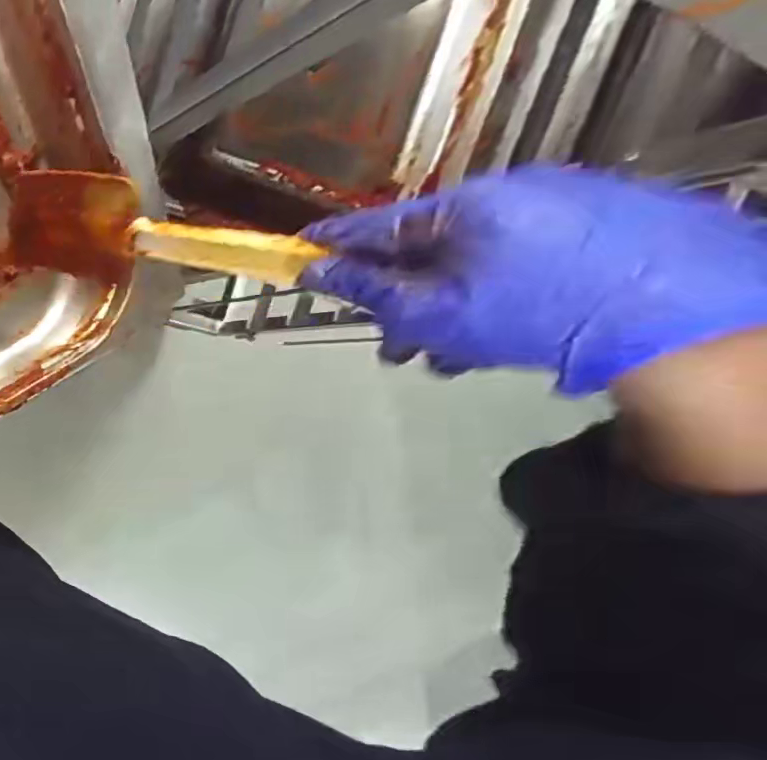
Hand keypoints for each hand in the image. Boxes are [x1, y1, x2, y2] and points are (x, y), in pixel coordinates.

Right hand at [300, 166, 766, 394]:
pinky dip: (489, 296)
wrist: (672, 318)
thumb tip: (316, 270)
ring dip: (443, 307)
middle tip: (391, 343)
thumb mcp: (428, 311)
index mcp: (468, 206)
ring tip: (443, 353)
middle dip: (398, 299)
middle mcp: (514, 194)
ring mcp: (562, 206)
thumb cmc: (528, 314)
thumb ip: (367, 289)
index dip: (333, 241)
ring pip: (470, 261)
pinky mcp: (599, 226)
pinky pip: (516, 260)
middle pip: (427, 249)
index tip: (299, 248)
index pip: (378, 223)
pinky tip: (491, 338)